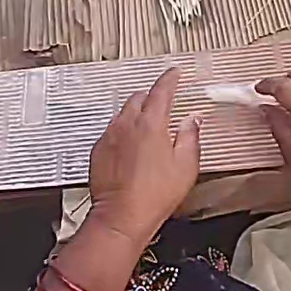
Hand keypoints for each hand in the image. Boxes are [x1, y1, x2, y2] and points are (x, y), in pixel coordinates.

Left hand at [87, 67, 200, 242]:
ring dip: (136, 115)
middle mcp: (127, 124)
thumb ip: (190, 137)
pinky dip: (123, 132)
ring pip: (124, 114)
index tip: (174, 73)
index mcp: (151, 123)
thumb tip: (192, 121)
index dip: (170, 79)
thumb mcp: (185, 166)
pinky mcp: (98, 150)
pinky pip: (112, 131)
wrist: (121, 218)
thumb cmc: (155, 195)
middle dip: (152, 98)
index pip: (162, 90)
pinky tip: (131, 149)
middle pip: (139, 98)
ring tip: (148, 132)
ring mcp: (110, 136)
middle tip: (163, 108)